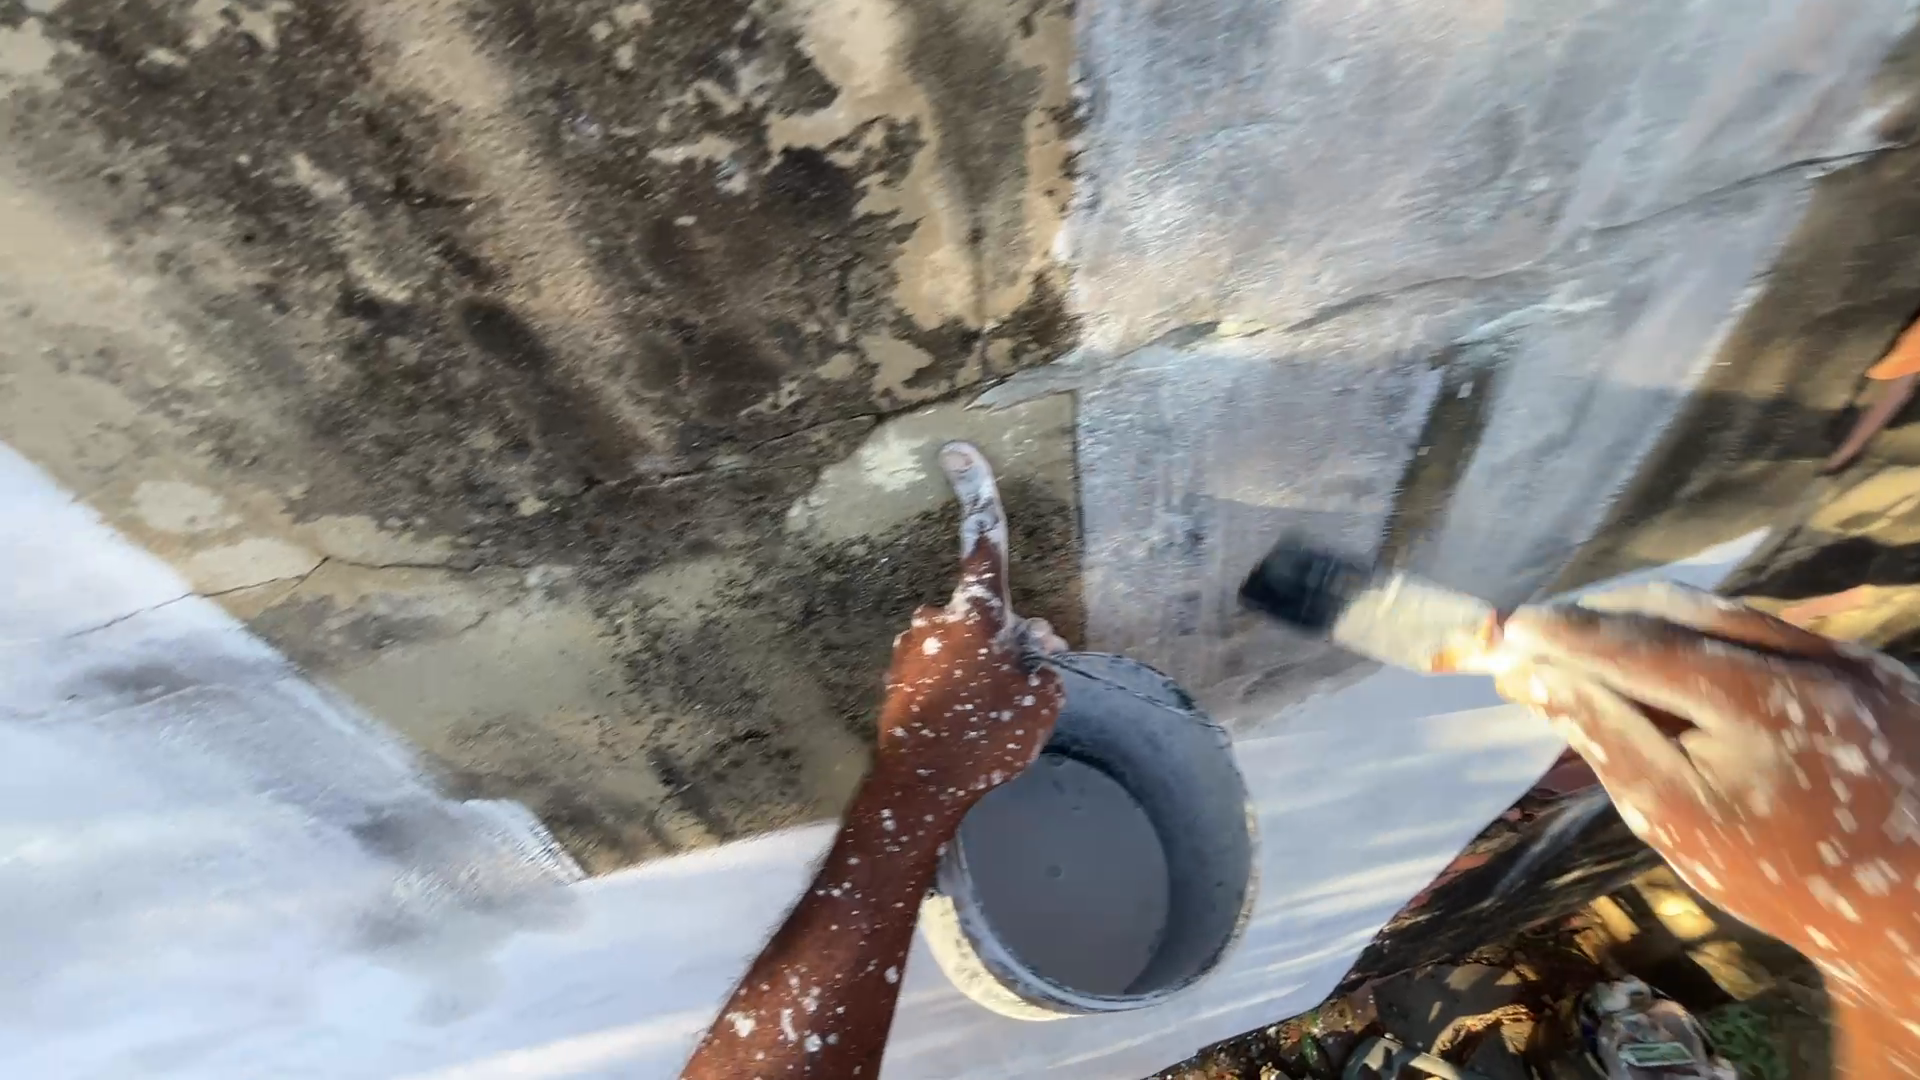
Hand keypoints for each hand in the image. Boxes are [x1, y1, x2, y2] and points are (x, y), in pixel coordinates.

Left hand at [874, 442, 1064, 806]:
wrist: (919, 785)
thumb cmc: (986, 738)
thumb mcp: (1038, 702)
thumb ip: (1041, 663)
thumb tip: (1036, 643)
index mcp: (974, 614)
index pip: (985, 547)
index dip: (978, 496)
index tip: (957, 452)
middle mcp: (935, 618)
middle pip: (977, 611)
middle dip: (998, 633)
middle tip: (1015, 678)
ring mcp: (909, 646)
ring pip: (954, 640)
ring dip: (972, 660)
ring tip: (984, 709)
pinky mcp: (894, 672)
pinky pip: (933, 663)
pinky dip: (949, 678)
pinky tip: (959, 716)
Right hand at [1486, 584, 1919, 1013]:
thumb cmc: (1780, 875)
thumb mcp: (1668, 812)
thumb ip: (1597, 731)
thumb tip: (1523, 674)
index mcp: (1767, 702)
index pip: (1636, 643)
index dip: (1562, 632)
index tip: (1503, 626)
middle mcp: (1817, 661)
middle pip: (1673, 607)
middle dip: (1593, 615)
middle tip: (1535, 637)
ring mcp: (1852, 660)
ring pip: (1712, 610)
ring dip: (1635, 621)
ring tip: (1582, 650)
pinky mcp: (1867, 669)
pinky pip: (1751, 630)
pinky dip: (1685, 637)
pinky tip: (1653, 669)